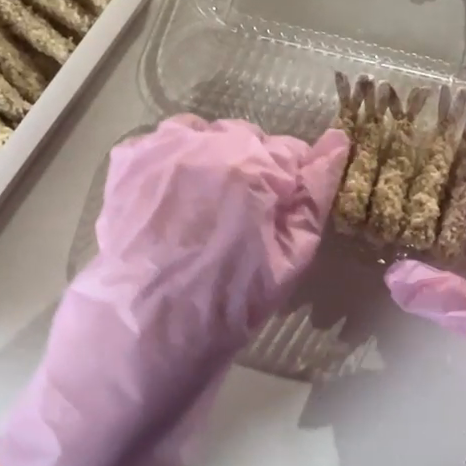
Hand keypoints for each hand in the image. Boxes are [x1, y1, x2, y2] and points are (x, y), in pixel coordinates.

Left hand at [0, 116, 349, 465]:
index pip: (291, 152)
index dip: (290, 185)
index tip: (280, 214)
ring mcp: (161, 148)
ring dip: (209, 160)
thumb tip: (338, 142)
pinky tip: (166, 204)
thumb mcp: (291, 257)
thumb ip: (316, 195)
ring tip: (201, 209)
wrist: (145, 329)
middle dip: (251, 170)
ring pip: (201, 137)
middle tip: (239, 220)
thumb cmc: (227, 302)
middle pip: (245, 140)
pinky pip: (159, 145)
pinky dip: (167, 164)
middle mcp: (206, 141)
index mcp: (254, 162)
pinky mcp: (127, 162)